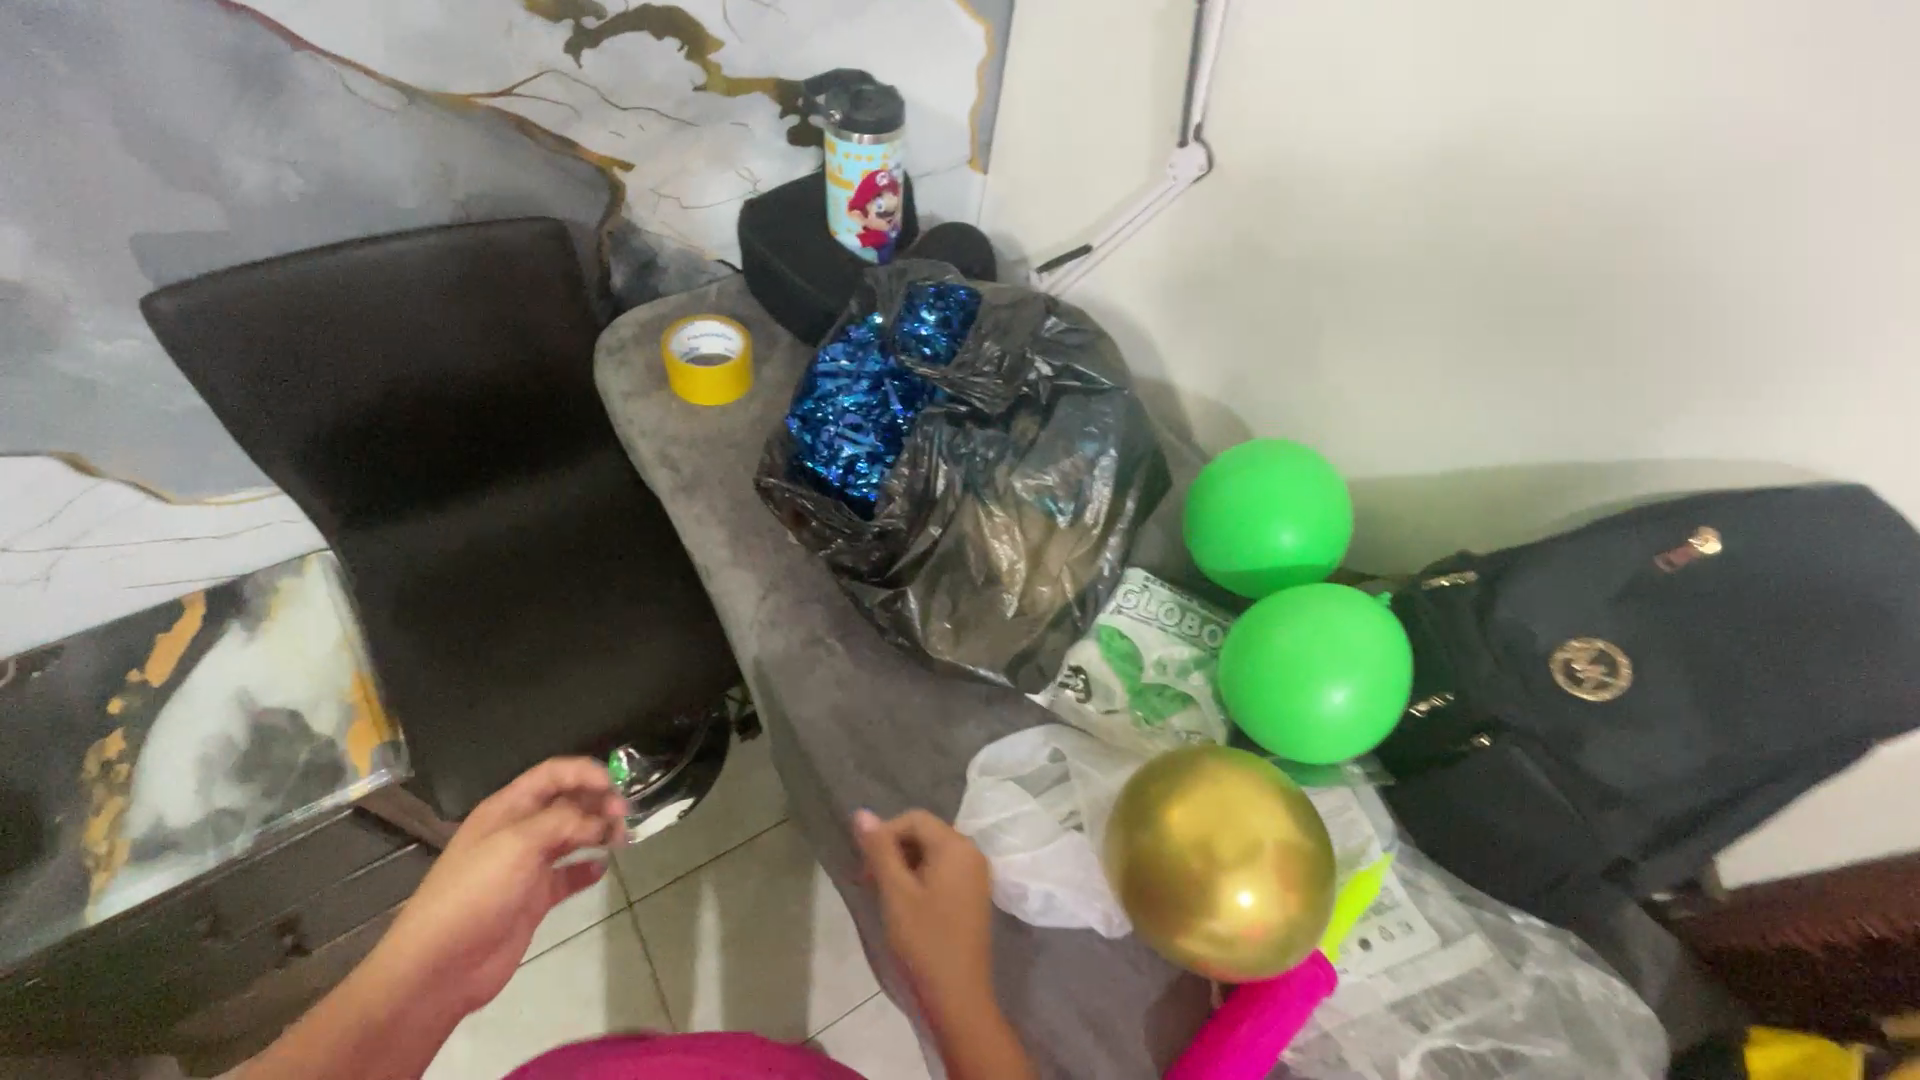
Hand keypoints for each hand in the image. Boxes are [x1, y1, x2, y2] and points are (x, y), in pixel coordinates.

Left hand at [372, 758, 627, 1016]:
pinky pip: (568, 875)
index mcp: (507, 809)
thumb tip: (602, 820)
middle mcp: (519, 831)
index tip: (616, 785)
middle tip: (625, 816)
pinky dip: (588, 868)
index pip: (553, 775)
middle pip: (567, 803)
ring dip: (598, 832)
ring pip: (572, 836)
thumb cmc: (475, 893)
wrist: (440, 966)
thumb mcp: (518, 843)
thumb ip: (565, 821)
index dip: (585, 772)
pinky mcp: (535, 897)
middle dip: (598, 802)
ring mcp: (527, 865)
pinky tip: (602, 869)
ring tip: (622, 838)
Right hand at [854, 808, 993, 1012]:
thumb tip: (861, 812)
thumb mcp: (895, 893)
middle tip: (869, 882)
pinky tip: (905, 904)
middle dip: (894, 850)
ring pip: (933, 853)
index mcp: (956, 846)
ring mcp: (976, 875)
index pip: (914, 819)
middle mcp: (972, 852)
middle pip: (925, 833)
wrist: (958, 996)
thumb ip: (879, 850)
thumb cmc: (924, 941)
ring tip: (884, 895)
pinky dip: (921, 878)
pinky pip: (944, 871)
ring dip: (905, 866)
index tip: (864, 866)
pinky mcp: (974, 895)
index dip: (885, 834)